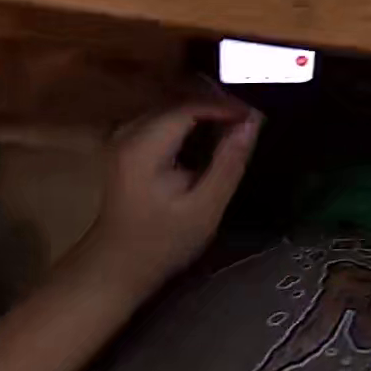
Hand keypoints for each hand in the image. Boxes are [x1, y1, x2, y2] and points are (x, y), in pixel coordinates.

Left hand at [60, 98, 261, 298]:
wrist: (115, 267)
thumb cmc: (161, 242)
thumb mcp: (205, 207)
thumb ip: (229, 161)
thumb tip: (253, 120)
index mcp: (144, 145)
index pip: (190, 106)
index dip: (225, 106)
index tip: (255, 115)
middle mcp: (130, 131)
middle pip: (181, 102)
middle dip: (218, 106)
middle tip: (251, 119)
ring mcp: (125, 136)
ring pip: (174, 108)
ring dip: (207, 112)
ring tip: (238, 123)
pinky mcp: (129, 144)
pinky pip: (166, 119)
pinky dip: (192, 122)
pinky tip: (212, 134)